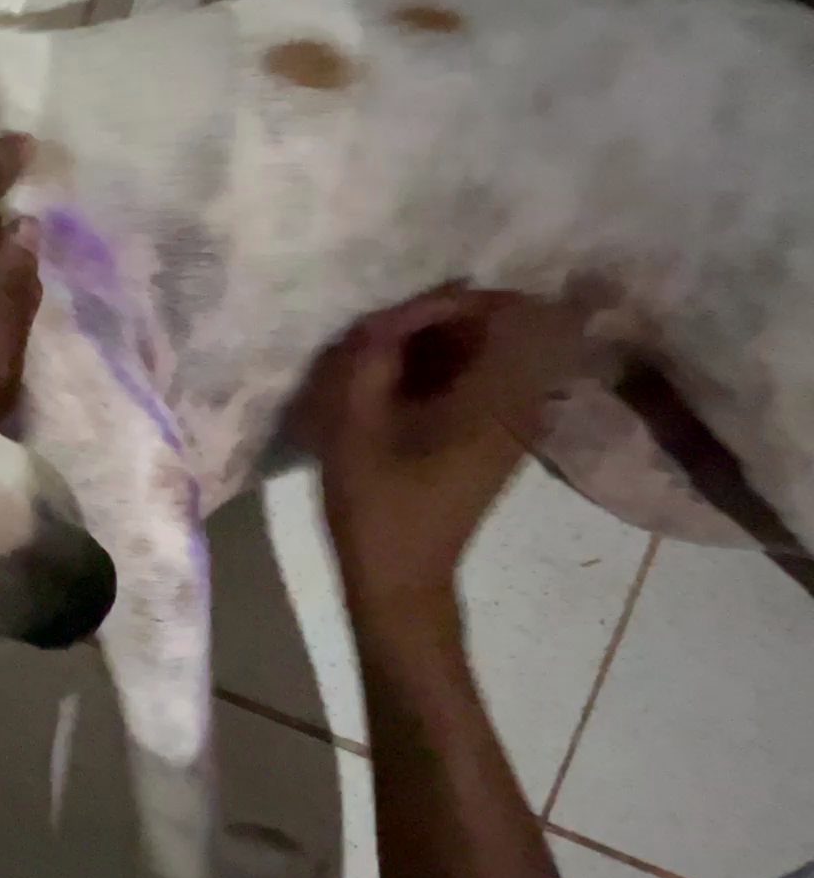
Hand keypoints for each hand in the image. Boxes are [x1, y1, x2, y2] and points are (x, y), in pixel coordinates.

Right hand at [292, 283, 587, 604]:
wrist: (400, 575)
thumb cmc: (377, 505)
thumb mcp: (354, 431)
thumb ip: (367, 365)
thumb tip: (381, 320)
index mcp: (499, 398)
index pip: (506, 311)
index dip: (446, 302)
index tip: (390, 323)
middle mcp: (522, 400)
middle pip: (502, 325)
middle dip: (438, 319)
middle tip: (379, 337)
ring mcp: (512, 419)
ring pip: (488, 351)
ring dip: (435, 344)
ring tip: (378, 360)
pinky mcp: (493, 435)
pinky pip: (478, 378)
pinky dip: (439, 369)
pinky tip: (393, 389)